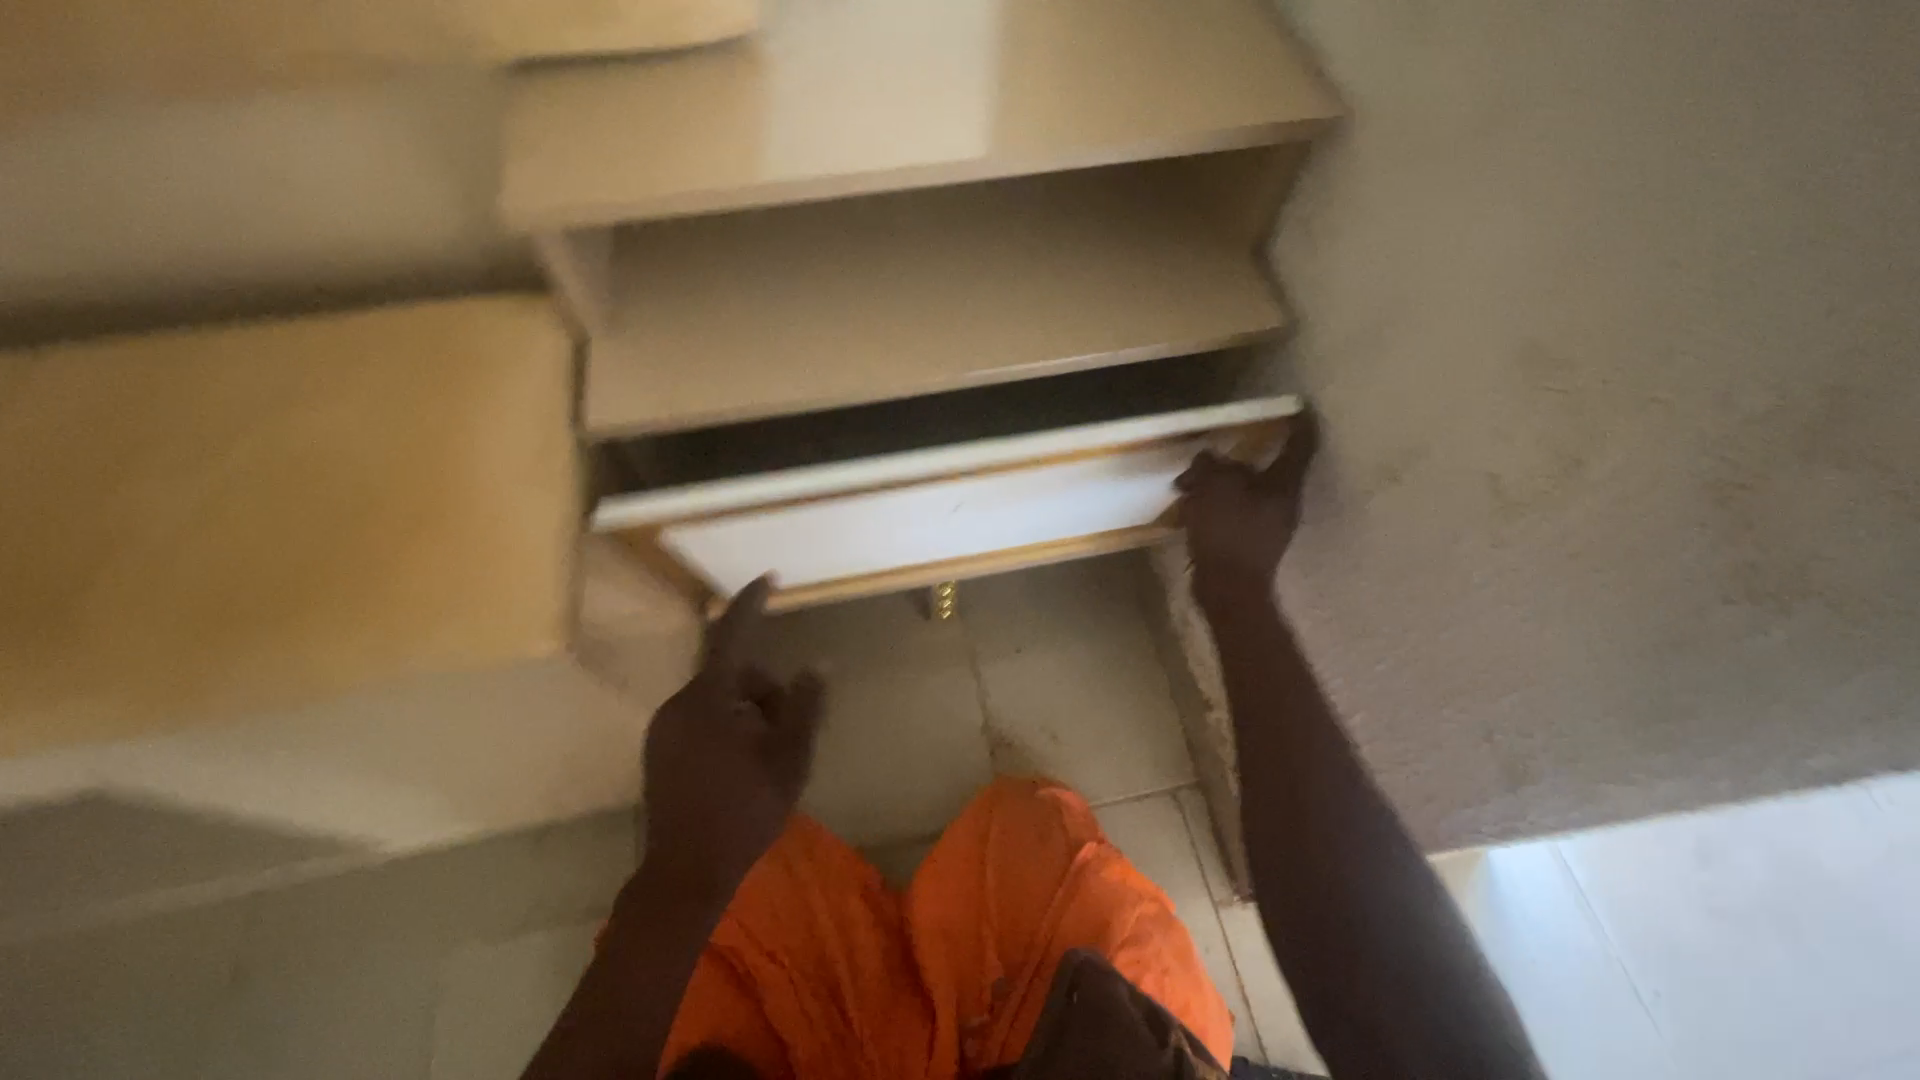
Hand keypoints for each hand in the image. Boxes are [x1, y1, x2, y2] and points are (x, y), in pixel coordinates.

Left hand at [639, 577, 824, 903]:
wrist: (686, 872)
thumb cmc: (744, 811)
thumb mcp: (790, 758)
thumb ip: (806, 706)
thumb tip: (819, 665)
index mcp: (708, 698)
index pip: (731, 635)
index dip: (751, 604)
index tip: (769, 579)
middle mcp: (678, 704)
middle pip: (733, 676)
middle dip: (767, 693)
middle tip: (791, 736)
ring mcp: (664, 730)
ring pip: (719, 701)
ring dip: (749, 715)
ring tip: (769, 760)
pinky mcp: (659, 752)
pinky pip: (702, 722)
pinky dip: (728, 730)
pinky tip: (743, 769)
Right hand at [1174, 408, 1318, 608]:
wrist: (1228, 590)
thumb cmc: (1227, 533)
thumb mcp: (1213, 489)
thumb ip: (1211, 467)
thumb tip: (1207, 458)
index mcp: (1284, 486)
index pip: (1299, 446)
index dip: (1299, 425)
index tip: (1298, 408)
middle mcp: (1283, 504)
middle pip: (1263, 472)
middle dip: (1232, 463)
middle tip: (1204, 459)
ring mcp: (1267, 528)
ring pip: (1243, 495)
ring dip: (1217, 487)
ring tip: (1186, 488)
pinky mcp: (1249, 546)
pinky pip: (1232, 516)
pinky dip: (1214, 509)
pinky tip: (1190, 512)